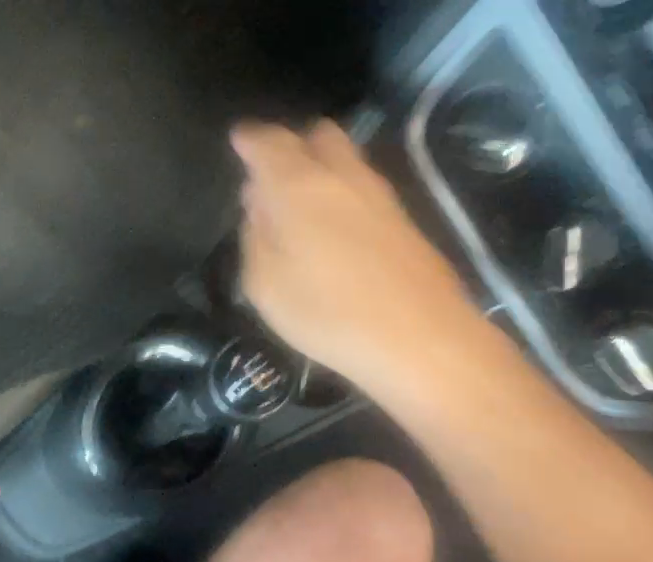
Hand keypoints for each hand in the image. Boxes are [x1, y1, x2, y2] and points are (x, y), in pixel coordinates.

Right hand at [233, 120, 491, 388]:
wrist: (415, 334)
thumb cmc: (325, 313)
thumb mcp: (265, 286)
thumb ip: (255, 237)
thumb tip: (257, 204)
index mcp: (298, 186)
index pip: (268, 143)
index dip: (249, 140)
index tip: (237, 142)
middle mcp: (341, 175)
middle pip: (316, 135)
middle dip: (291, 145)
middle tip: (270, 176)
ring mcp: (377, 192)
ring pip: (344, 157)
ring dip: (318, 168)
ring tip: (297, 202)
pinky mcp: (401, 216)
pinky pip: (361, 184)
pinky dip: (339, 190)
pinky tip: (329, 225)